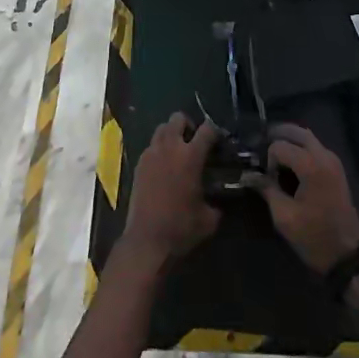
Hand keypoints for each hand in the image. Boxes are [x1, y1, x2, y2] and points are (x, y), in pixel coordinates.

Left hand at [123, 113, 220, 264]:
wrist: (147, 239)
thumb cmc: (181, 227)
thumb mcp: (209, 218)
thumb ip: (216, 201)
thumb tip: (219, 198)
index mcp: (190, 156)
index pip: (207, 130)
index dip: (215, 131)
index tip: (219, 140)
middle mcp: (169, 147)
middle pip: (178, 118)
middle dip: (189, 125)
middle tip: (195, 142)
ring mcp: (151, 153)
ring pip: (162, 128)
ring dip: (172, 133)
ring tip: (179, 152)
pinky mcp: (139, 163)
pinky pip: (151, 145)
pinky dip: (160, 148)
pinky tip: (165, 166)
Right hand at [249, 123, 358, 273]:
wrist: (349, 256)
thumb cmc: (315, 237)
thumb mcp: (284, 216)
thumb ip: (266, 189)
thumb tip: (250, 174)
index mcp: (312, 166)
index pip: (279, 146)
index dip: (267, 160)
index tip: (266, 180)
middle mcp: (324, 156)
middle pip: (296, 131)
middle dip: (276, 137)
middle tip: (262, 153)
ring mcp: (333, 161)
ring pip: (307, 137)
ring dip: (288, 141)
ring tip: (273, 158)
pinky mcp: (336, 169)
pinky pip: (315, 147)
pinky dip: (300, 148)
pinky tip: (290, 165)